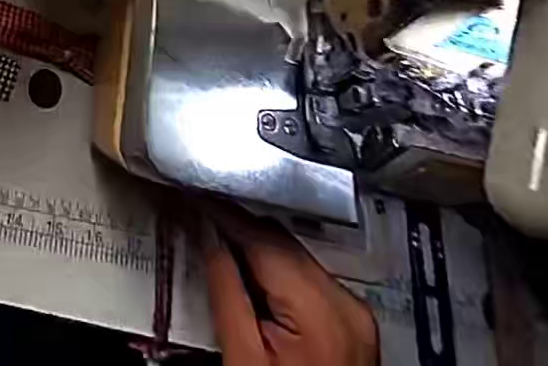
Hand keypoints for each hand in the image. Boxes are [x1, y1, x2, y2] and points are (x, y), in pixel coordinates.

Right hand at [200, 203, 380, 365]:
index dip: (222, 214)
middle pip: (281, 242)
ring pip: (293, 254)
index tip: (191, 198)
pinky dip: (275, 269)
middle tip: (196, 219)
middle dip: (237, 229)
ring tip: (216, 246)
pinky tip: (249, 277)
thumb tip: (207, 231)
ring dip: (254, 247)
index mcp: (322, 312)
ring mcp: (355, 313)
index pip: (263, 239)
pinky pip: (306, 276)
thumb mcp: (242, 359)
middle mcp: (347, 304)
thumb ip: (225, 287)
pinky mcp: (353, 322)